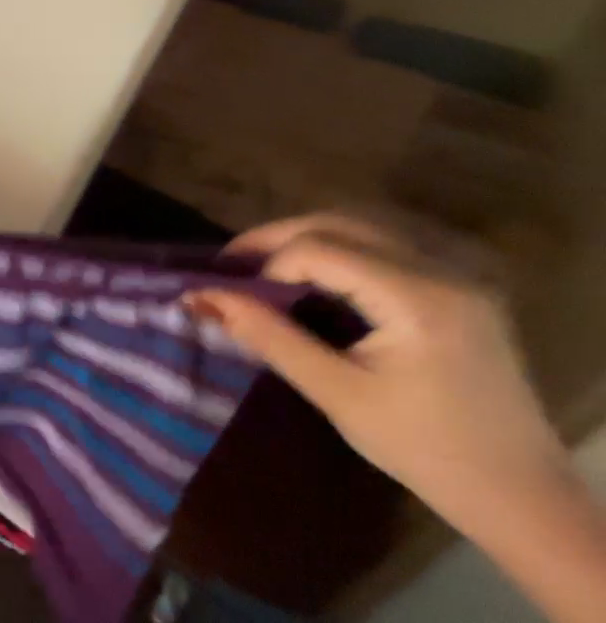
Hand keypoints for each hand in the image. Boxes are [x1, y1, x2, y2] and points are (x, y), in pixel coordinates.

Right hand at [186, 215, 567, 528]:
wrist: (518, 493)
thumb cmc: (422, 448)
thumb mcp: (335, 392)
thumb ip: (268, 336)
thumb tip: (200, 297)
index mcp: (419, 299)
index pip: (318, 249)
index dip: (265, 265)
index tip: (231, 296)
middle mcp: (444, 274)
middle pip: (340, 224)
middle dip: (276, 239)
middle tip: (229, 265)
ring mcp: (458, 280)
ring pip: (362, 229)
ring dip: (304, 241)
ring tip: (261, 269)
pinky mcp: (459, 292)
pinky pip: (385, 249)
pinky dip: (337, 253)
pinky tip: (311, 281)